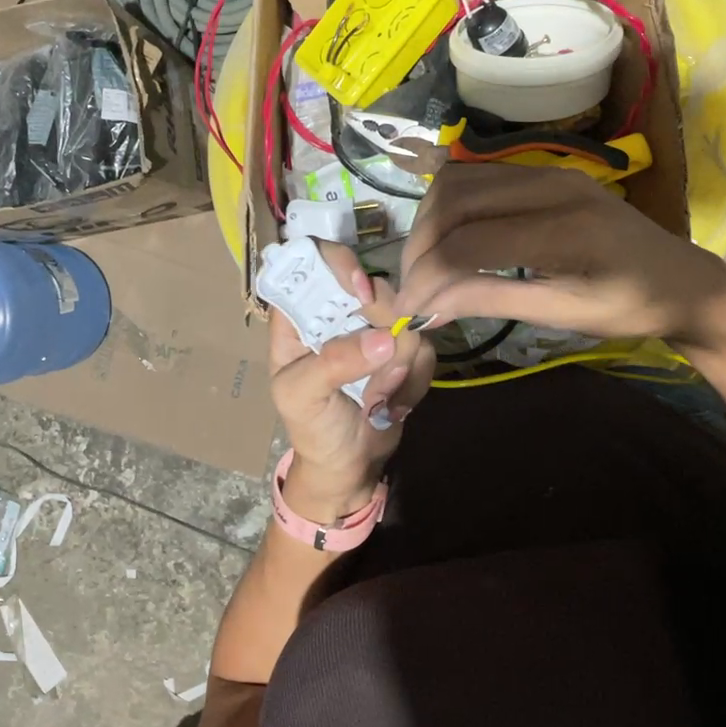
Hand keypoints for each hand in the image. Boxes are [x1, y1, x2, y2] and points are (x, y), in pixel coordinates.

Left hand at [268, 242, 433, 521]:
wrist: (349, 466)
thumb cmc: (312, 427)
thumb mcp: (302, 397)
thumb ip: (333, 363)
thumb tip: (384, 337)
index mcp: (300, 314)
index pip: (314, 261)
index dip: (339, 263)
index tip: (361, 293)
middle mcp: (338, 312)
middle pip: (374, 288)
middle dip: (383, 334)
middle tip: (378, 376)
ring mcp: (373, 329)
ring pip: (406, 320)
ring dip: (398, 369)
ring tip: (378, 402)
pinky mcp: (404, 351)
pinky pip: (425, 348)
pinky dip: (414, 381)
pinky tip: (394, 406)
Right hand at [396, 164, 725, 346]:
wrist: (681, 278)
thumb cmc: (630, 307)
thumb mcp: (563, 314)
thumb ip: (492, 300)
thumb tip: (427, 306)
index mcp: (565, 229)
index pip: (469, 243)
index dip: (428, 276)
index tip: (409, 309)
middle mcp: (551, 186)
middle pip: (455, 200)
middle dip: (420, 245)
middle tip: (411, 286)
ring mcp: (545, 171)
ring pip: (458, 181)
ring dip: (429, 221)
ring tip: (424, 264)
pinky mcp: (541, 171)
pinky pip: (476, 177)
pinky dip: (449, 206)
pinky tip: (447, 238)